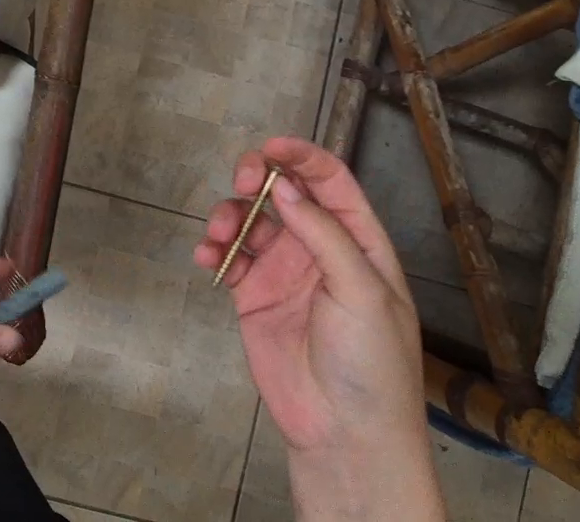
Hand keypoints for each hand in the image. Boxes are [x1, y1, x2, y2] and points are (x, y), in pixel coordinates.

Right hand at [195, 137, 444, 521]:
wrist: (342, 432)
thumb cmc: (371, 362)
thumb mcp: (361, 293)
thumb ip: (323, 235)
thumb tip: (285, 185)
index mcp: (357, 242)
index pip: (331, 182)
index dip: (302, 157)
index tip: (270, 147)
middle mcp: (317, 248)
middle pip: (283, 192)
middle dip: (259, 178)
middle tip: (244, 183)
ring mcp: (282, 270)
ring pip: (248, 221)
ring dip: (229, 216)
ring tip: (218, 235)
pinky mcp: (252, 294)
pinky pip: (227, 257)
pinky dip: (212, 249)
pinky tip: (207, 259)